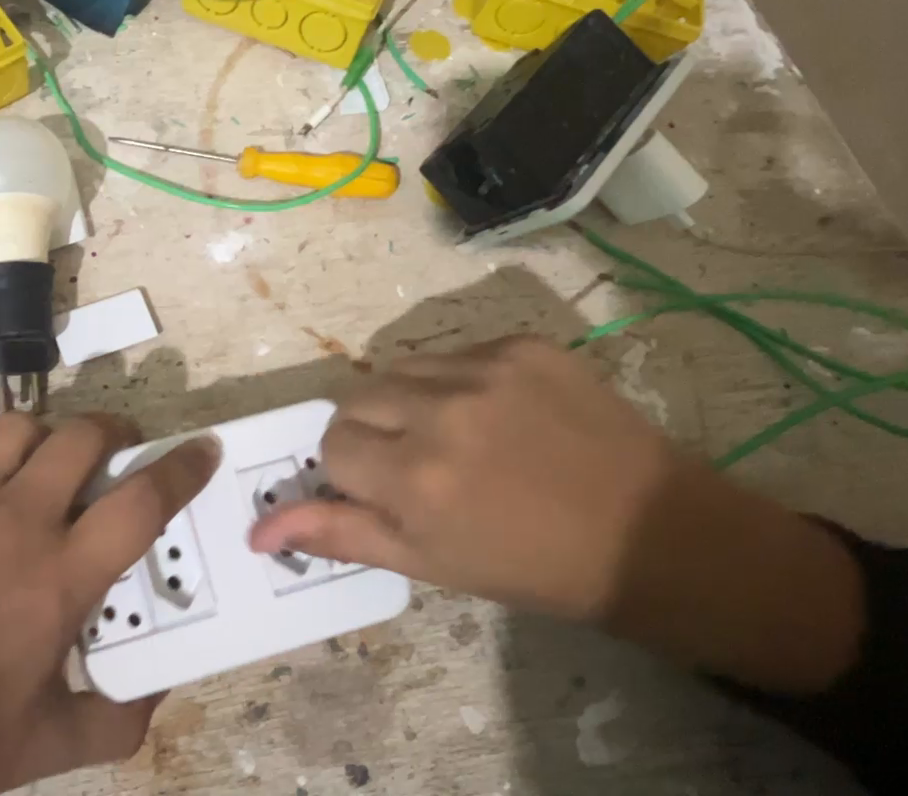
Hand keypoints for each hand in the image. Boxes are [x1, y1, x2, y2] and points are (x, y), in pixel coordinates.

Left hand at [0, 412, 218, 795]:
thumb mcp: (39, 747)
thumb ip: (114, 720)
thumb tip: (157, 692)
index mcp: (57, 579)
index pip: (139, 503)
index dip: (181, 469)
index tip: (203, 449)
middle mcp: (17, 522)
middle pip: (84, 438)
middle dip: (119, 433)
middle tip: (127, 457)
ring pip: (25, 427)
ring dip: (56, 436)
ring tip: (61, 467)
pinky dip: (4, 456)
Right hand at [249, 336, 864, 692]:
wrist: (651, 533)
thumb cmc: (530, 565)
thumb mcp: (427, 562)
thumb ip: (338, 533)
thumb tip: (256, 530)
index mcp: (413, 477)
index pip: (332, 446)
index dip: (354, 471)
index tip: (390, 489)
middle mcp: (440, 411)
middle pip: (355, 399)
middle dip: (372, 431)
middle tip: (416, 462)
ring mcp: (484, 368)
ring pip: (398, 368)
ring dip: (408, 399)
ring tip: (456, 433)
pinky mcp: (521, 343)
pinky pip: (452, 351)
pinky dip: (455, 379)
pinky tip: (495, 412)